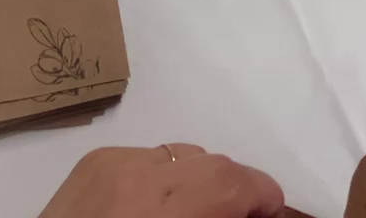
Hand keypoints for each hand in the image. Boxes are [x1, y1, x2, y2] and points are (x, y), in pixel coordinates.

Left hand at [37, 144, 285, 217]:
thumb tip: (248, 213)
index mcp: (158, 212)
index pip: (228, 180)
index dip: (261, 195)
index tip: (272, 214)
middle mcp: (134, 174)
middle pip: (210, 163)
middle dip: (233, 192)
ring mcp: (110, 161)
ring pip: (181, 154)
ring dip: (199, 182)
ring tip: (196, 215)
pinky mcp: (92, 159)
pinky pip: (147, 155)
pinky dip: (163, 178)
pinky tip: (155, 210)